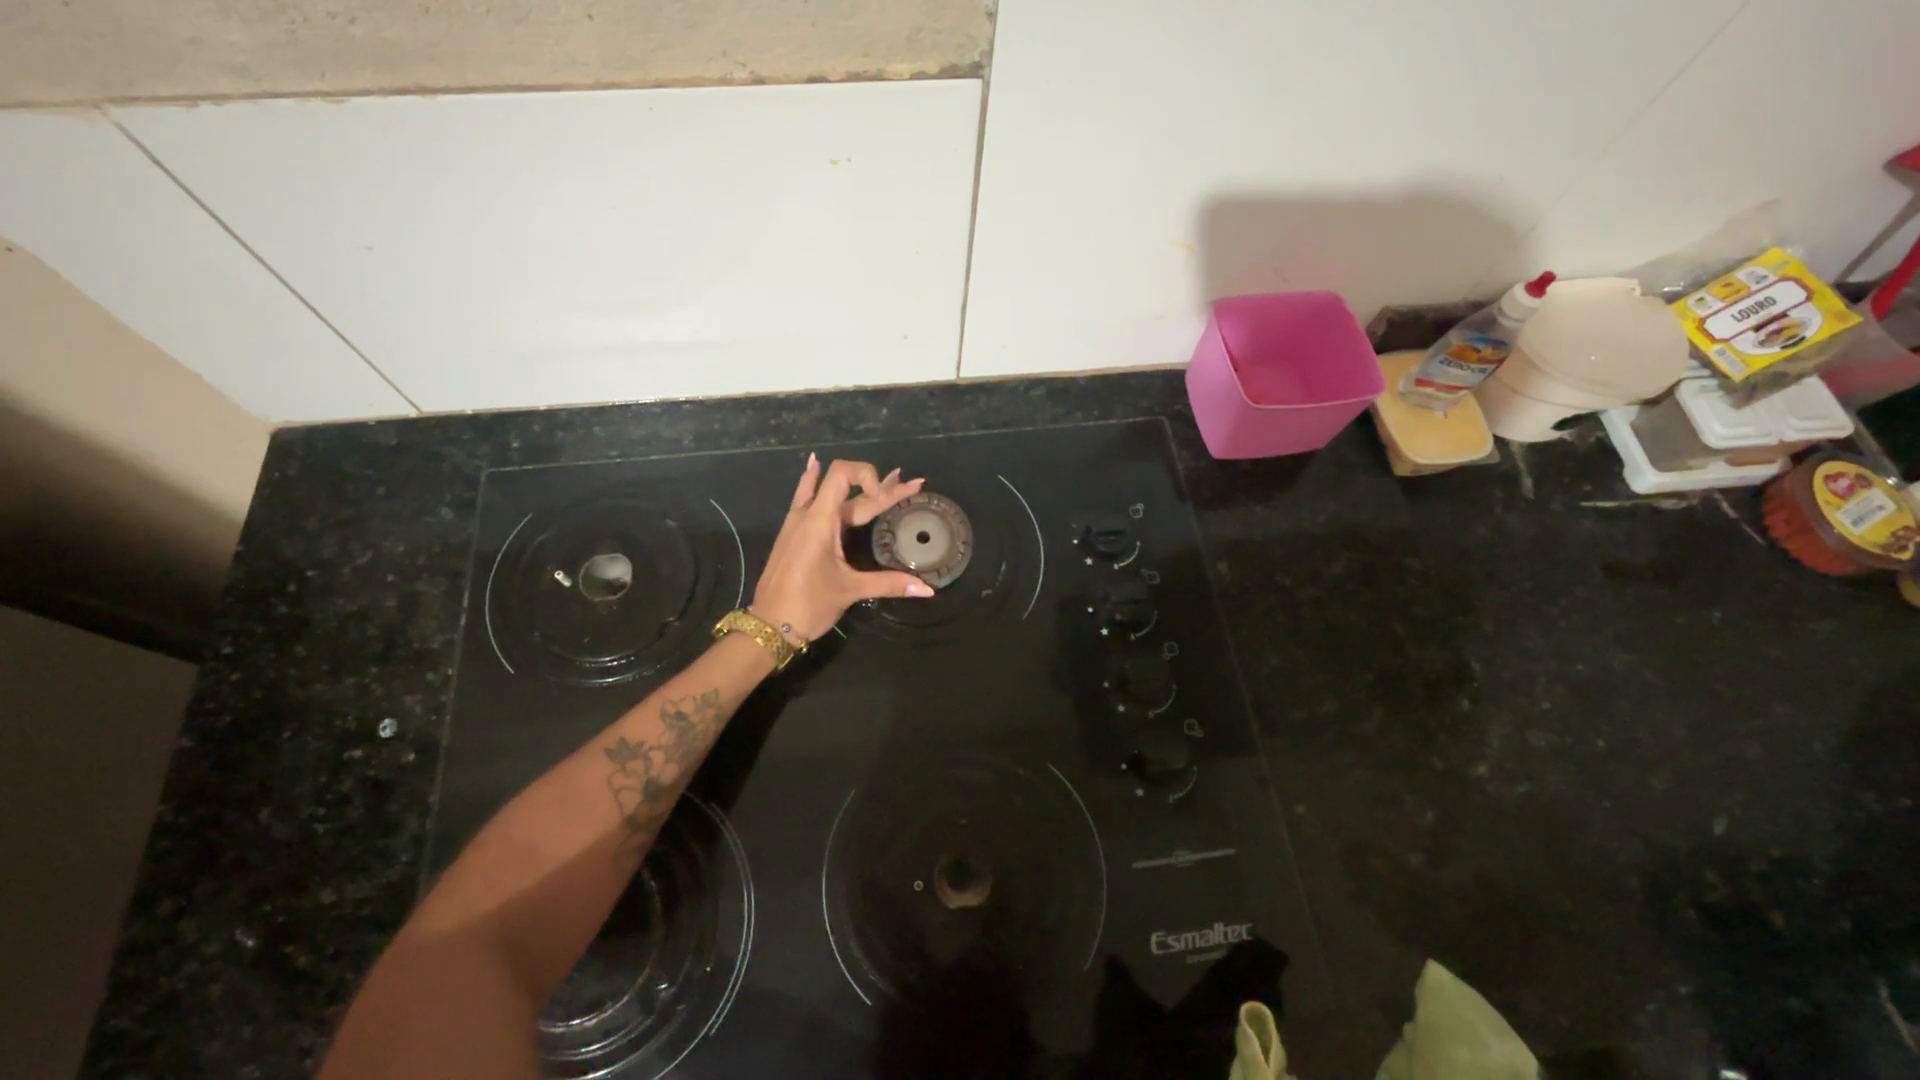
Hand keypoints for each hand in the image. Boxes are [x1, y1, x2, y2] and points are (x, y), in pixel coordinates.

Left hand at [752, 454, 933, 641]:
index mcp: (819, 521)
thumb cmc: (808, 605)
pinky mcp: (794, 534)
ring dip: (857, 485)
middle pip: (846, 488)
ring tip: (887, 476)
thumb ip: (889, 584)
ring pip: (829, 493)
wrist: (769, 625)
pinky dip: (815, 482)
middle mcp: (807, 515)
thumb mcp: (850, 591)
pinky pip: (807, 499)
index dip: (869, 476)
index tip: (888, 498)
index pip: (843, 475)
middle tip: (911, 482)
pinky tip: (814, 465)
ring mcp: (798, 523)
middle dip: (881, 487)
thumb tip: (927, 590)